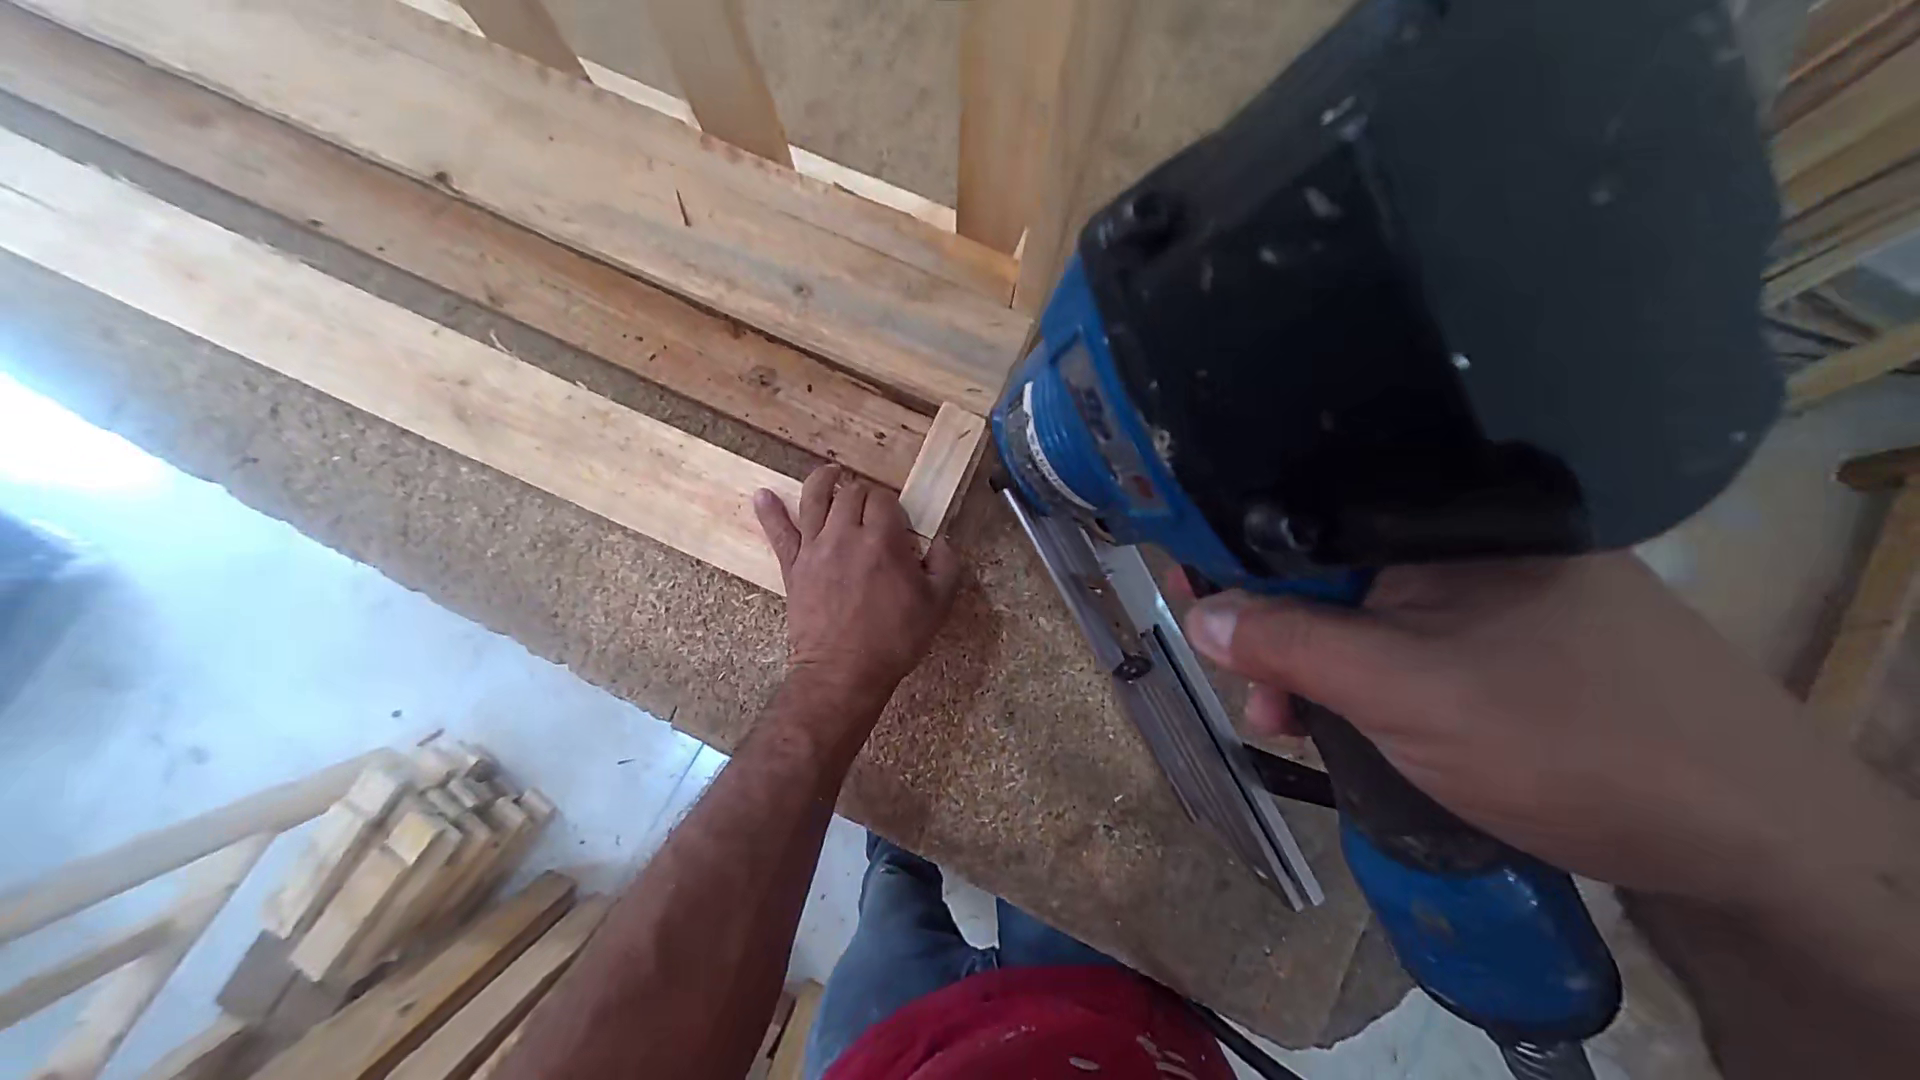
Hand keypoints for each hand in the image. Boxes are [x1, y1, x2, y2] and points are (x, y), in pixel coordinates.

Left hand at [755, 465, 961, 703]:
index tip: (897, 519)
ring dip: (823, 481)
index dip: (892, 504)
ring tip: (831, 473)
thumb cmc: (895, 639)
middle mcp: (846, 535)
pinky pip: (779, 533)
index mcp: (882, 540)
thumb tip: (942, 541)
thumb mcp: (937, 603)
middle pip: (851, 494)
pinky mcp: (793, 567)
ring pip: (815, 500)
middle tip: (870, 503)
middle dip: (863, 492)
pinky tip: (762, 495)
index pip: (884, 500)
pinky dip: (769, 512)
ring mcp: (815, 549)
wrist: (844, 672)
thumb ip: (946, 564)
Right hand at [1181, 554, 1885, 909]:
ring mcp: (1482, 601)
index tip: (1188, 586)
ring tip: (1286, 723)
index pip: (1312, 521)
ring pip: (1358, 620)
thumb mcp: (1401, 690)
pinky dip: (1356, 687)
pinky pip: (1395, 651)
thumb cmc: (1565, 739)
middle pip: (1327, 576)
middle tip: (1247, 688)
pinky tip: (1339, 726)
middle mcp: (1461, 550)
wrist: (1752, 845)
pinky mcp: (1495, 649)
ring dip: (1309, 669)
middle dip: (1273, 634)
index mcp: (1446, 525)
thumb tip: (1199, 616)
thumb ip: (1292, 645)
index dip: (1241, 554)